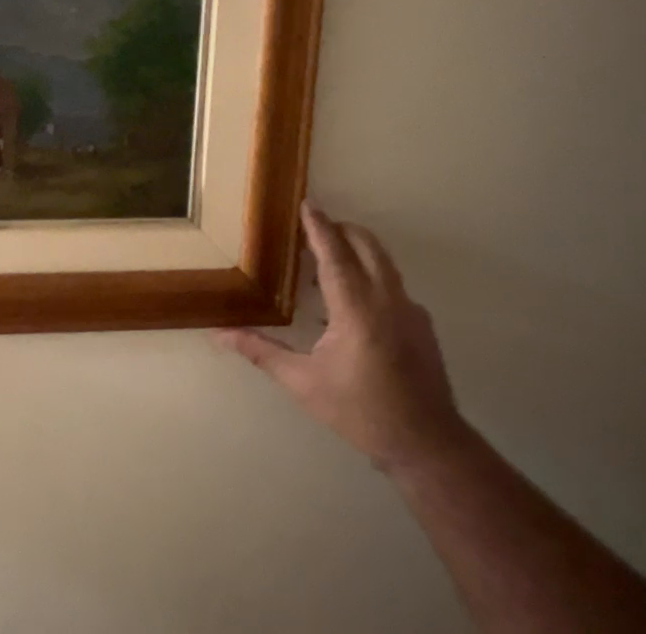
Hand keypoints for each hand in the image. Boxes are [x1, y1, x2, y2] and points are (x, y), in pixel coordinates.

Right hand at [218, 203, 470, 472]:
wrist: (425, 442)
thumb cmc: (359, 411)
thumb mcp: (303, 383)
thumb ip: (262, 352)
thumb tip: (219, 334)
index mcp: (356, 309)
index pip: (334, 254)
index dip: (318, 227)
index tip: (307, 204)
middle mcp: (387, 300)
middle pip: (367, 246)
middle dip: (342, 230)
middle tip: (315, 226)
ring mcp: (410, 311)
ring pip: (384, 264)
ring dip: (358, 251)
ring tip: (327, 261)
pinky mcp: (422, 325)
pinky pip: (393, 286)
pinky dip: (371, 277)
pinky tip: (352, 304)